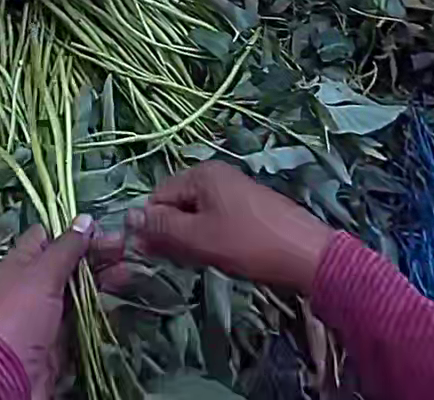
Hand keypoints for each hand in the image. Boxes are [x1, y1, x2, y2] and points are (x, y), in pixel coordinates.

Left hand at [0, 215, 124, 398]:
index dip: (74, 230)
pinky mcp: (61, 338)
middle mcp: (35, 282)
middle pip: (69, 260)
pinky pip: (83, 315)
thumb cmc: (21, 314)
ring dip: (103, 277)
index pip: (49, 235)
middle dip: (96, 253)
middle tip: (125, 248)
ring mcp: (48, 311)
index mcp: (24, 260)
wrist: (8, 380)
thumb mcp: (43, 273)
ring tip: (128, 271)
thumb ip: (66, 246)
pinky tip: (119, 297)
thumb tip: (86, 219)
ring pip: (79, 287)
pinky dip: (100, 305)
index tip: (100, 228)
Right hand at [128, 161, 333, 293]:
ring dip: (191, 237)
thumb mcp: (199, 238)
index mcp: (200, 173)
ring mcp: (232, 188)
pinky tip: (220, 254)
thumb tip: (128, 216)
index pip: (158, 196)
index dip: (153, 226)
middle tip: (181, 260)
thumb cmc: (248, 243)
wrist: (305, 253)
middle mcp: (214, 173)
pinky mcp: (246, 205)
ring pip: (195, 213)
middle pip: (176, 202)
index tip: (155, 255)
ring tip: (203, 259)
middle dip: (173, 232)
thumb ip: (162, 228)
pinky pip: (214, 216)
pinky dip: (209, 235)